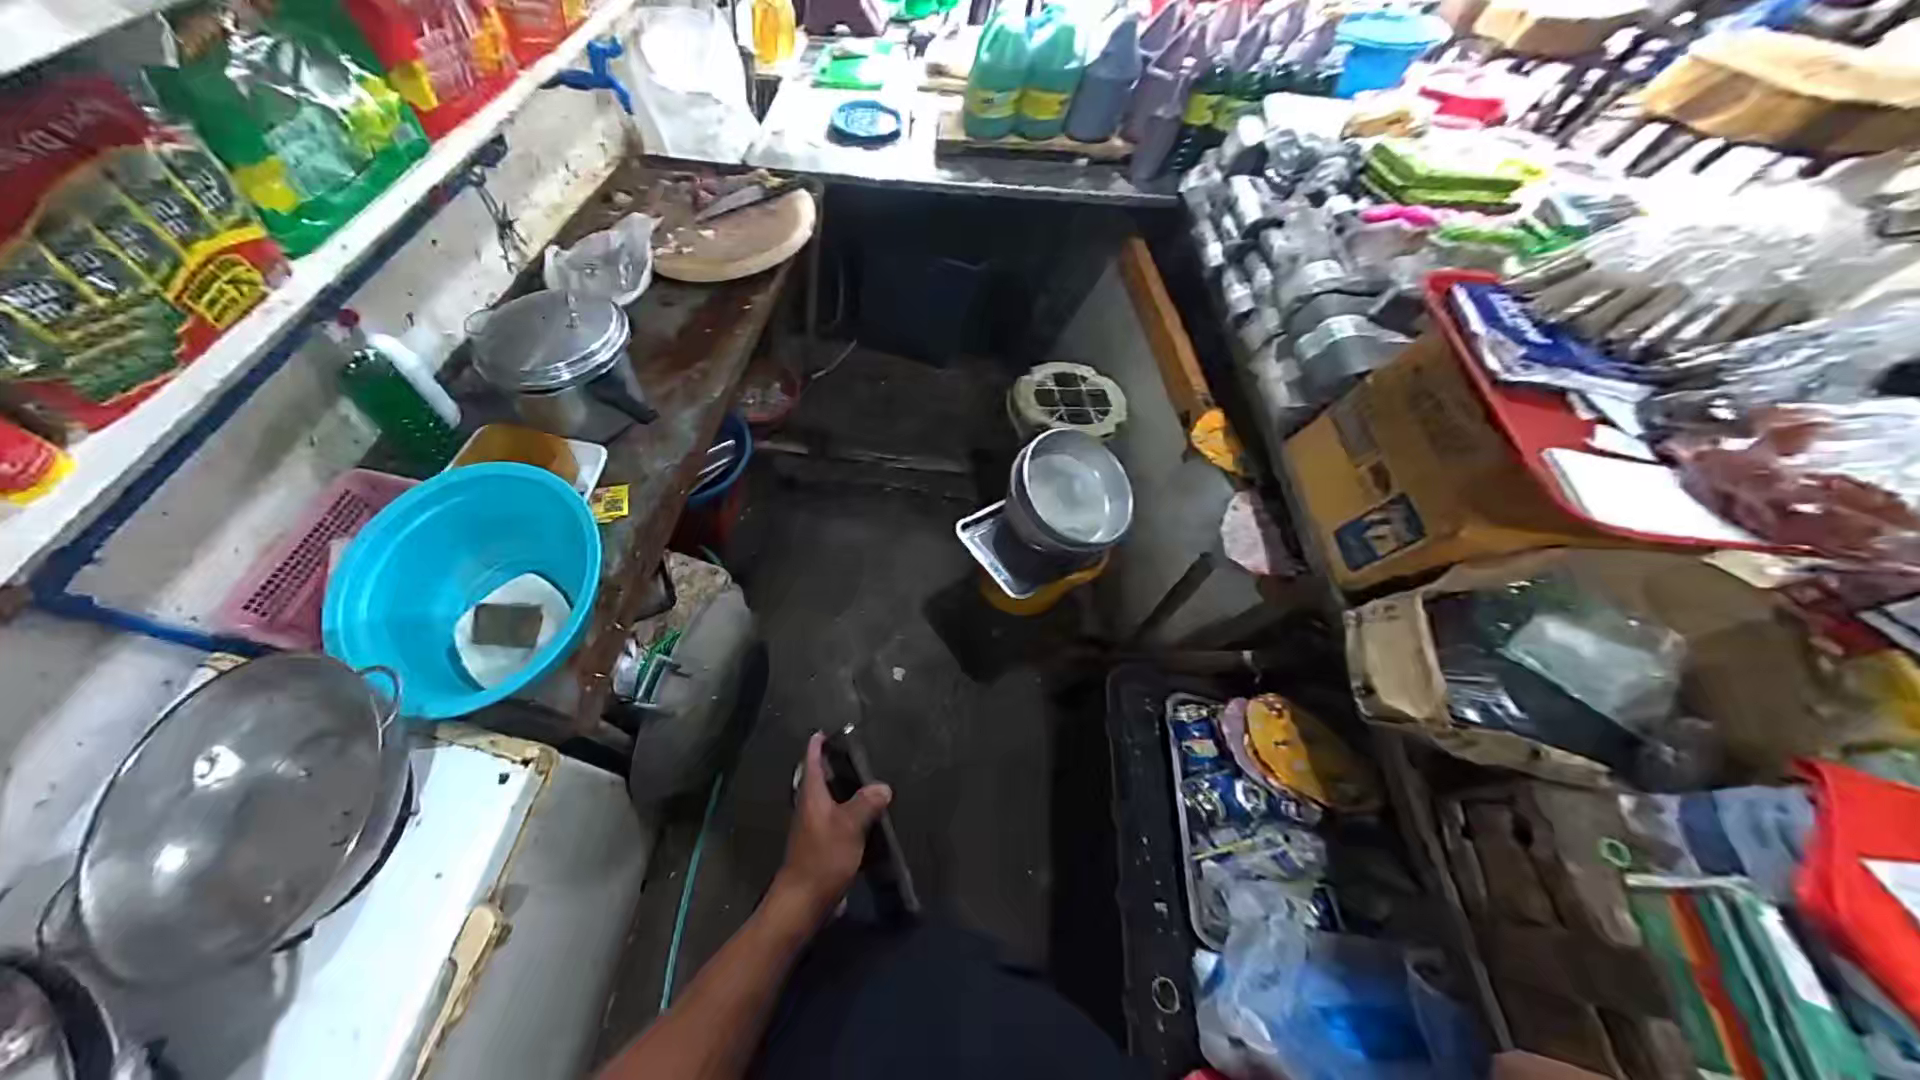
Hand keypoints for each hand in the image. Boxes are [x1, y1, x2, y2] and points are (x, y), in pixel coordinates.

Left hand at [770, 732, 891, 923]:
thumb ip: (866, 803)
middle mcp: (809, 809)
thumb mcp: (849, 826)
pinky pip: (835, 821)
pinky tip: (866, 819)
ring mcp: (813, 829)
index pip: (811, 762)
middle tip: (853, 753)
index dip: (817, 746)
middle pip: (818, 780)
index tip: (824, 731)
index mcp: (811, 797)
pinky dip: (848, 814)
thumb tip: (882, 786)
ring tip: (865, 782)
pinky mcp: (821, 847)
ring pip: (828, 801)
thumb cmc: (822, 858)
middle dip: (832, 766)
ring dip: (842, 791)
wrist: (803, 903)